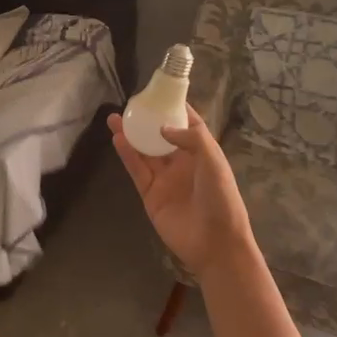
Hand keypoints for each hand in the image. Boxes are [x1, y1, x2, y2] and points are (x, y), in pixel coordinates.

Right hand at [108, 106, 254, 278]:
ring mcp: (165, 179)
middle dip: (147, 120)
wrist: (215, 243)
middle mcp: (183, 163)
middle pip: (161, 136)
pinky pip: (137, 170)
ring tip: (116, 118)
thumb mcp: (213, 162)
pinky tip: (118, 139)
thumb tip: (163, 127)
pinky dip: (127, 155)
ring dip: (132, 135)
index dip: (174, 109)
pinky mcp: (151, 194)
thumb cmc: (221, 199)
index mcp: (203, 153)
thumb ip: (191, 139)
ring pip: (145, 151)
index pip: (188, 124)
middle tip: (131, 104)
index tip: (159, 92)